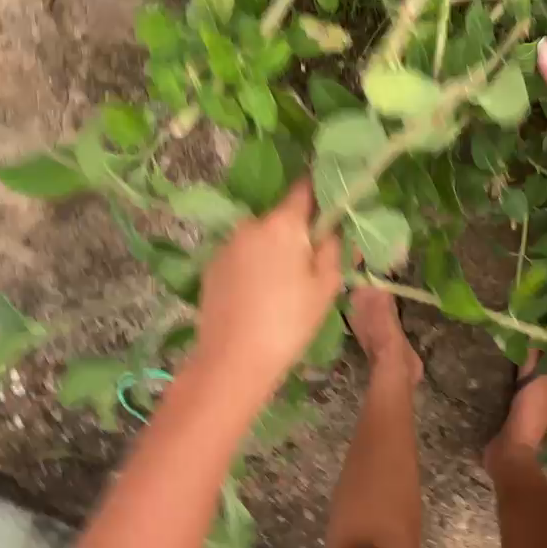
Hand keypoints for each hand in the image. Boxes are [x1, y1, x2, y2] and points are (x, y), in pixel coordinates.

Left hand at [194, 180, 343, 381]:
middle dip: (298, 234)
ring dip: (274, 252)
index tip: (332, 208)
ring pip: (261, 238)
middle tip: (311, 266)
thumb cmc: (289, 321)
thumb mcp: (326, 286)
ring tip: (283, 288)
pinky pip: (242, 256)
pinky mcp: (211, 266)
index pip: (304, 188)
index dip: (320, 194)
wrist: (233, 359)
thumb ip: (334, 248)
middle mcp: (251, 224)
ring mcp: (227, 244)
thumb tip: (335, 229)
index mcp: (283, 223)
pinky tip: (259, 297)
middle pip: (282, 218)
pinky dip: (254, 267)